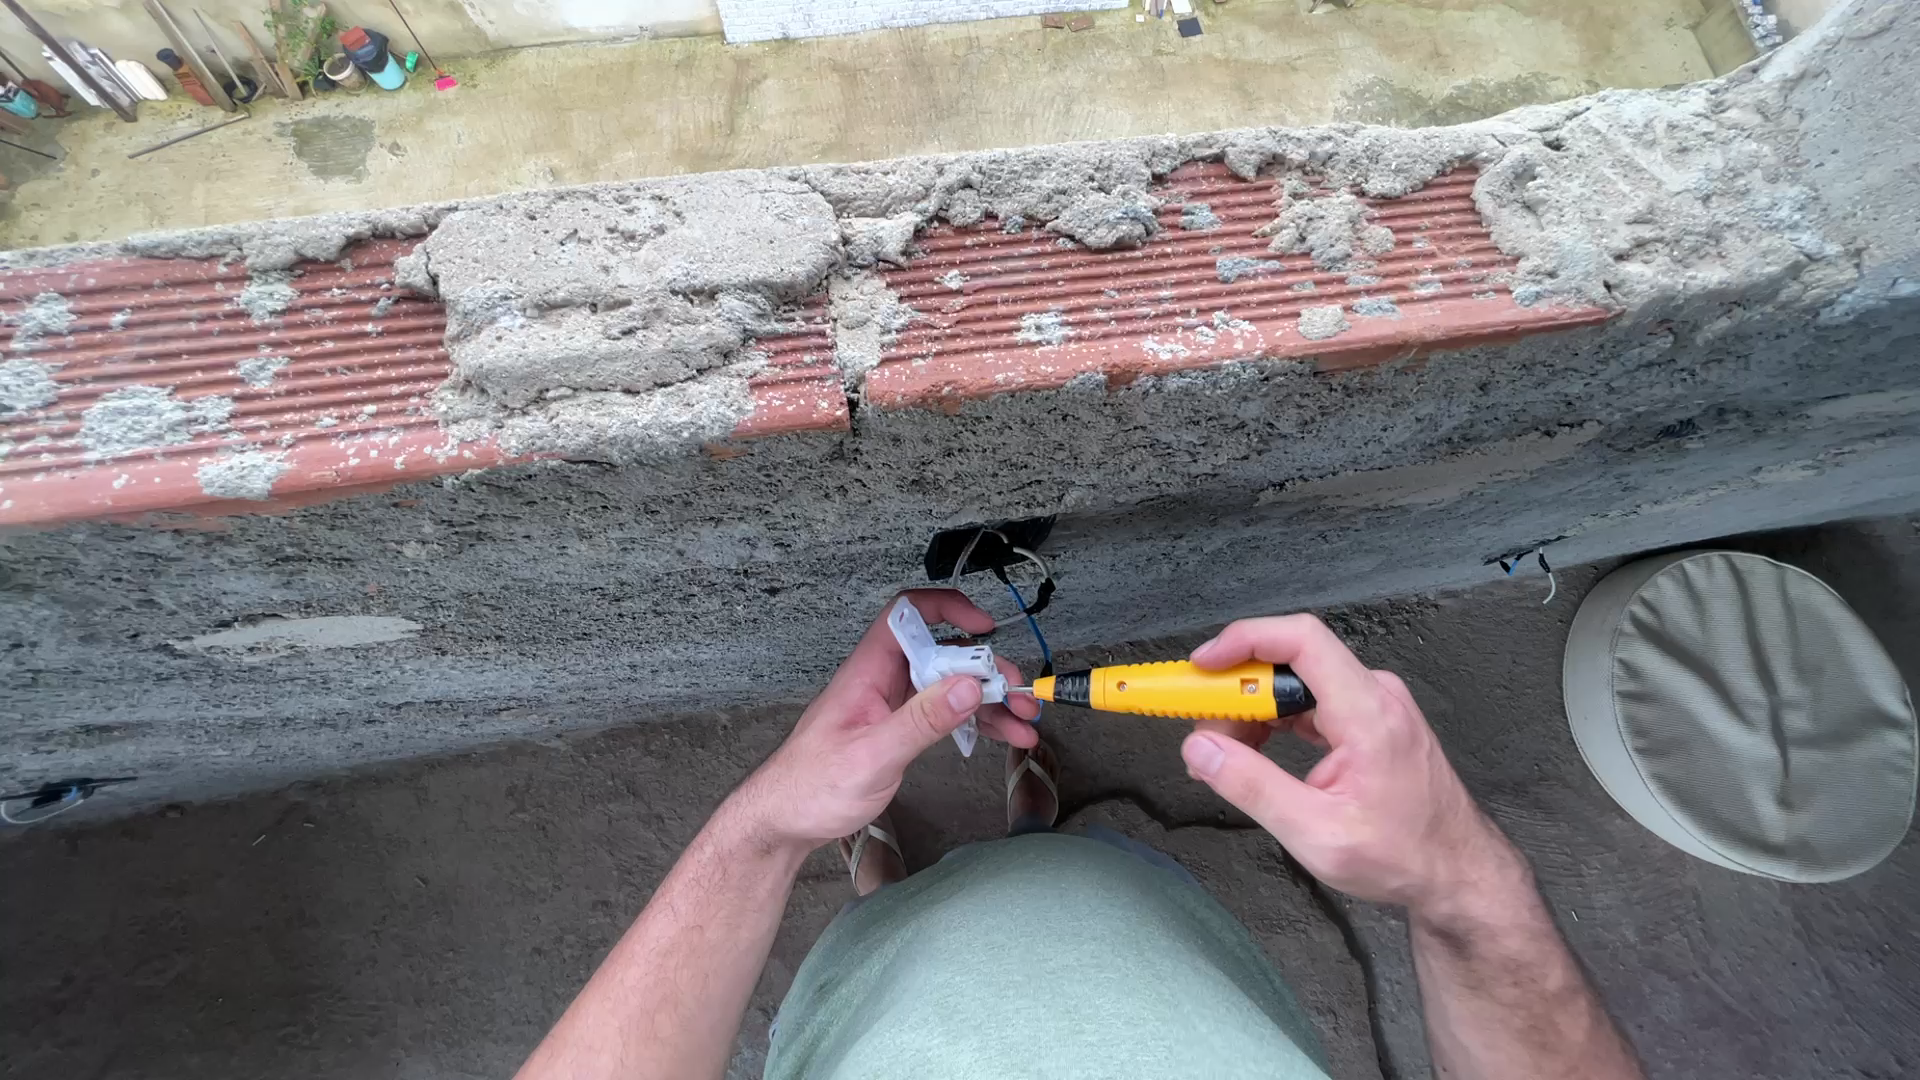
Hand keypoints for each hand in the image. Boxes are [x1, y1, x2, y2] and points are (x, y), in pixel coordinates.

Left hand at [739, 589, 1040, 849]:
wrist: (785, 821)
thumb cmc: (812, 786)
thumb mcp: (872, 756)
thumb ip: (920, 721)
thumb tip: (967, 685)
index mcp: (869, 670)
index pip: (907, 614)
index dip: (947, 608)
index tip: (985, 627)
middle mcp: (883, 679)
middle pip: (943, 653)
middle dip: (987, 669)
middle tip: (1019, 694)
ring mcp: (894, 703)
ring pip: (951, 684)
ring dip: (989, 699)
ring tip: (1025, 721)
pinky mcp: (901, 727)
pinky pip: (946, 712)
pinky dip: (977, 721)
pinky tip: (1003, 736)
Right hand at [1179, 615, 1518, 912]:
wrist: (1460, 876)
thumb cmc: (1402, 859)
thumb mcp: (1316, 833)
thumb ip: (1250, 786)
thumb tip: (1197, 748)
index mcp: (1368, 713)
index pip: (1302, 640)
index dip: (1245, 640)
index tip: (1202, 665)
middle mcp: (1373, 694)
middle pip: (1287, 661)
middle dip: (1236, 690)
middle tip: (1204, 731)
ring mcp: (1370, 702)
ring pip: (1291, 681)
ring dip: (1249, 709)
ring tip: (1224, 752)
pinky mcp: (1363, 716)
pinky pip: (1304, 700)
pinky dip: (1269, 719)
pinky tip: (1250, 751)